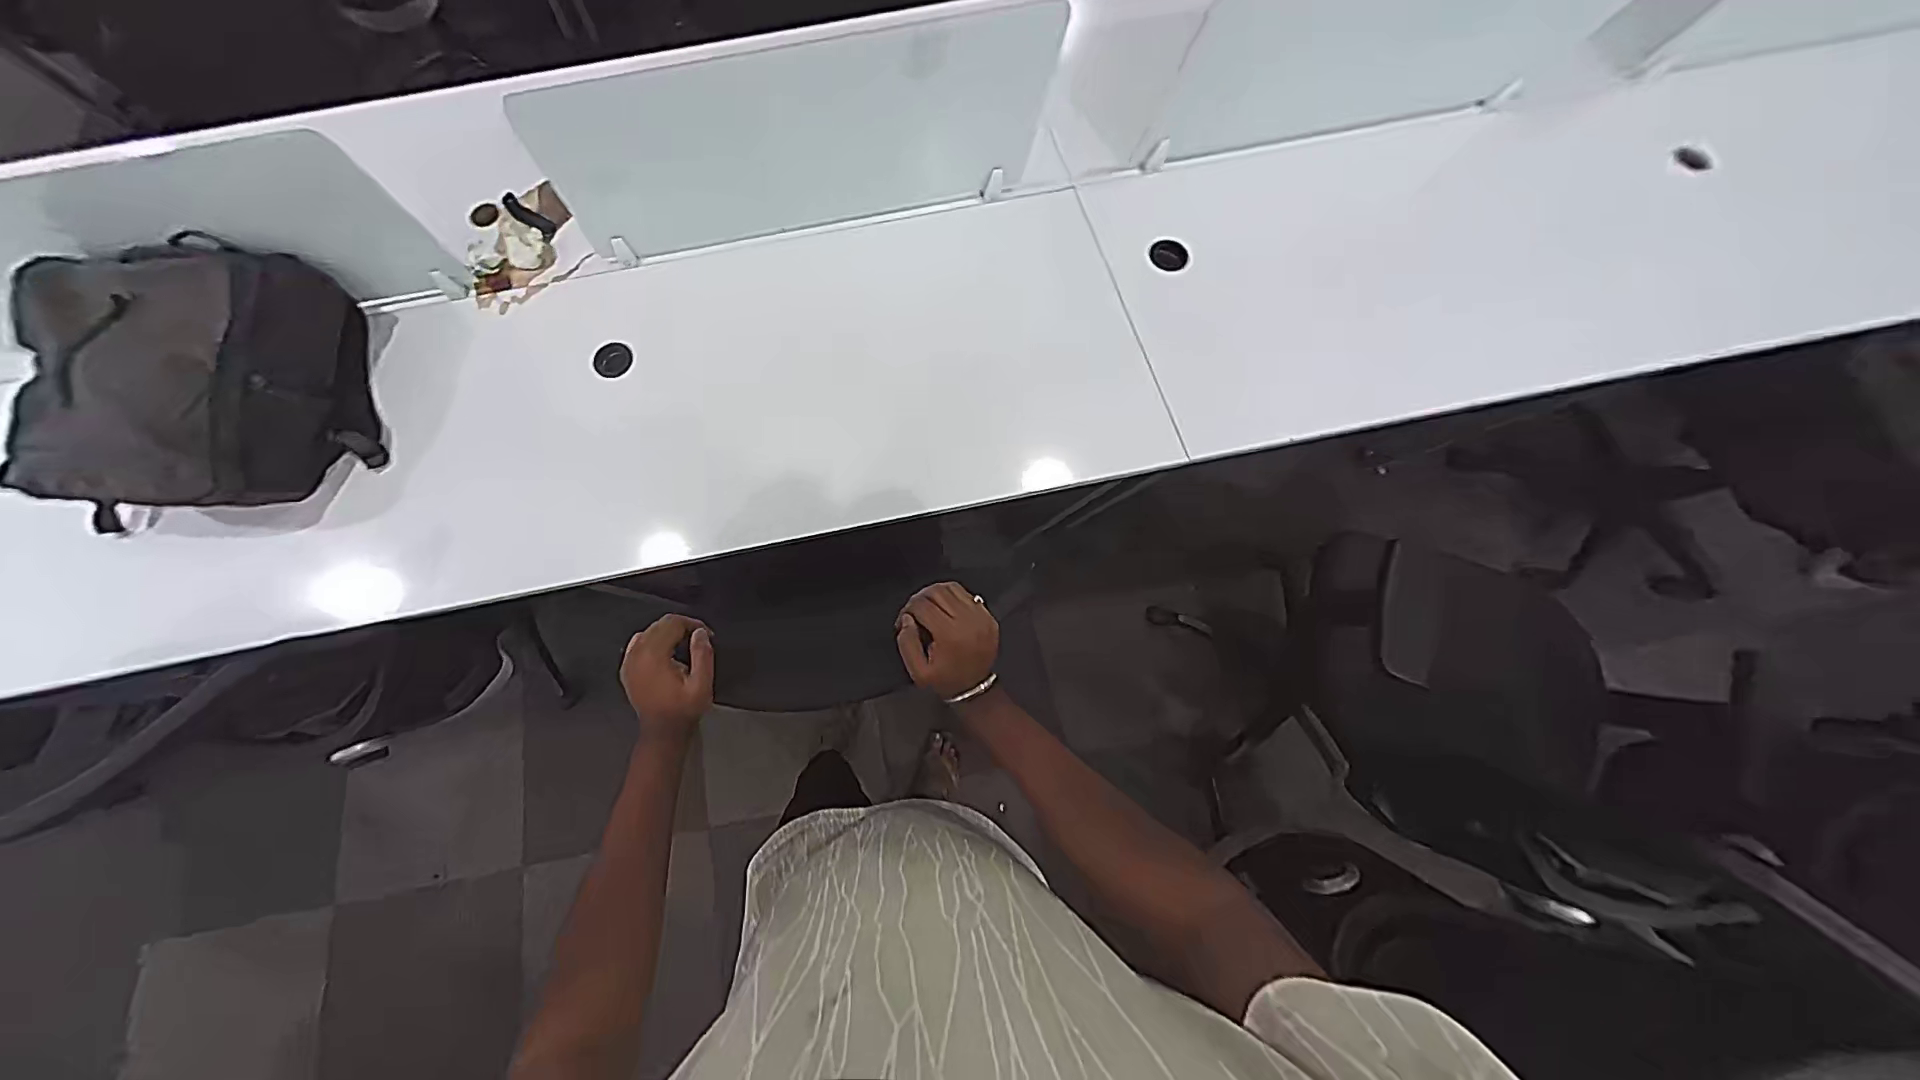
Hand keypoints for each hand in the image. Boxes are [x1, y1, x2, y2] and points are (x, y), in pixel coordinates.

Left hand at [620, 614, 712, 741]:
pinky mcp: (627, 669)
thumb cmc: (683, 710)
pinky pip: (638, 643)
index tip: (706, 634)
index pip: (672, 623)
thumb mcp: (702, 685)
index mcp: (654, 656)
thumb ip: (703, 655)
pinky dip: (653, 640)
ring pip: (649, 631)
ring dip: (668, 632)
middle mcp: (637, 655)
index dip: (693, 624)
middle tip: (699, 638)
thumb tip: (700, 632)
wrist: (662, 732)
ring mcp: (629, 662)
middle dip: (682, 626)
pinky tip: (665, 651)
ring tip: (685, 644)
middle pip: (659, 624)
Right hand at [895, 582, 998, 699]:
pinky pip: (967, 595)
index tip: (904, 618)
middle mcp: (968, 622)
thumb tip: (907, 619)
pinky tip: (945, 607)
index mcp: (950, 635)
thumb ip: (907, 643)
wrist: (974, 688)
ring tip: (928, 606)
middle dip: (920, 598)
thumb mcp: (918, 672)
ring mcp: (980, 617)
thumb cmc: (947, 681)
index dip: (908, 609)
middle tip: (913, 610)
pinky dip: (952, 596)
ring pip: (952, 588)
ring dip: (936, 593)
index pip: (923, 605)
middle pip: (937, 592)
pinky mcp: (988, 616)